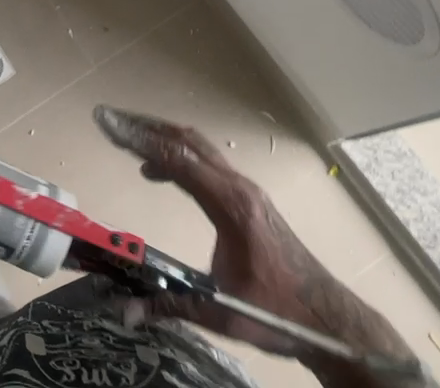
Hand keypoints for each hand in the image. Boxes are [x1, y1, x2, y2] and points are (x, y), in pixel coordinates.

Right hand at [93, 106, 420, 386]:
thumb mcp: (220, 312)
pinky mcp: (248, 199)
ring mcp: (246, 190)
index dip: (140, 139)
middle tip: (109, 120)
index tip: (109, 124)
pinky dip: (177, 155)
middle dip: (145, 127)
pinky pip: (206, 163)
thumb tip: (123, 311)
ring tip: (125, 136)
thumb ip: (170, 305)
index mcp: (232, 205)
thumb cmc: (278, 312)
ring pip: (198, 148)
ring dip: (161, 137)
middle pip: (187, 141)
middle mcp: (239, 187)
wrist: (330, 318)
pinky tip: (157, 170)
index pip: (177, 159)